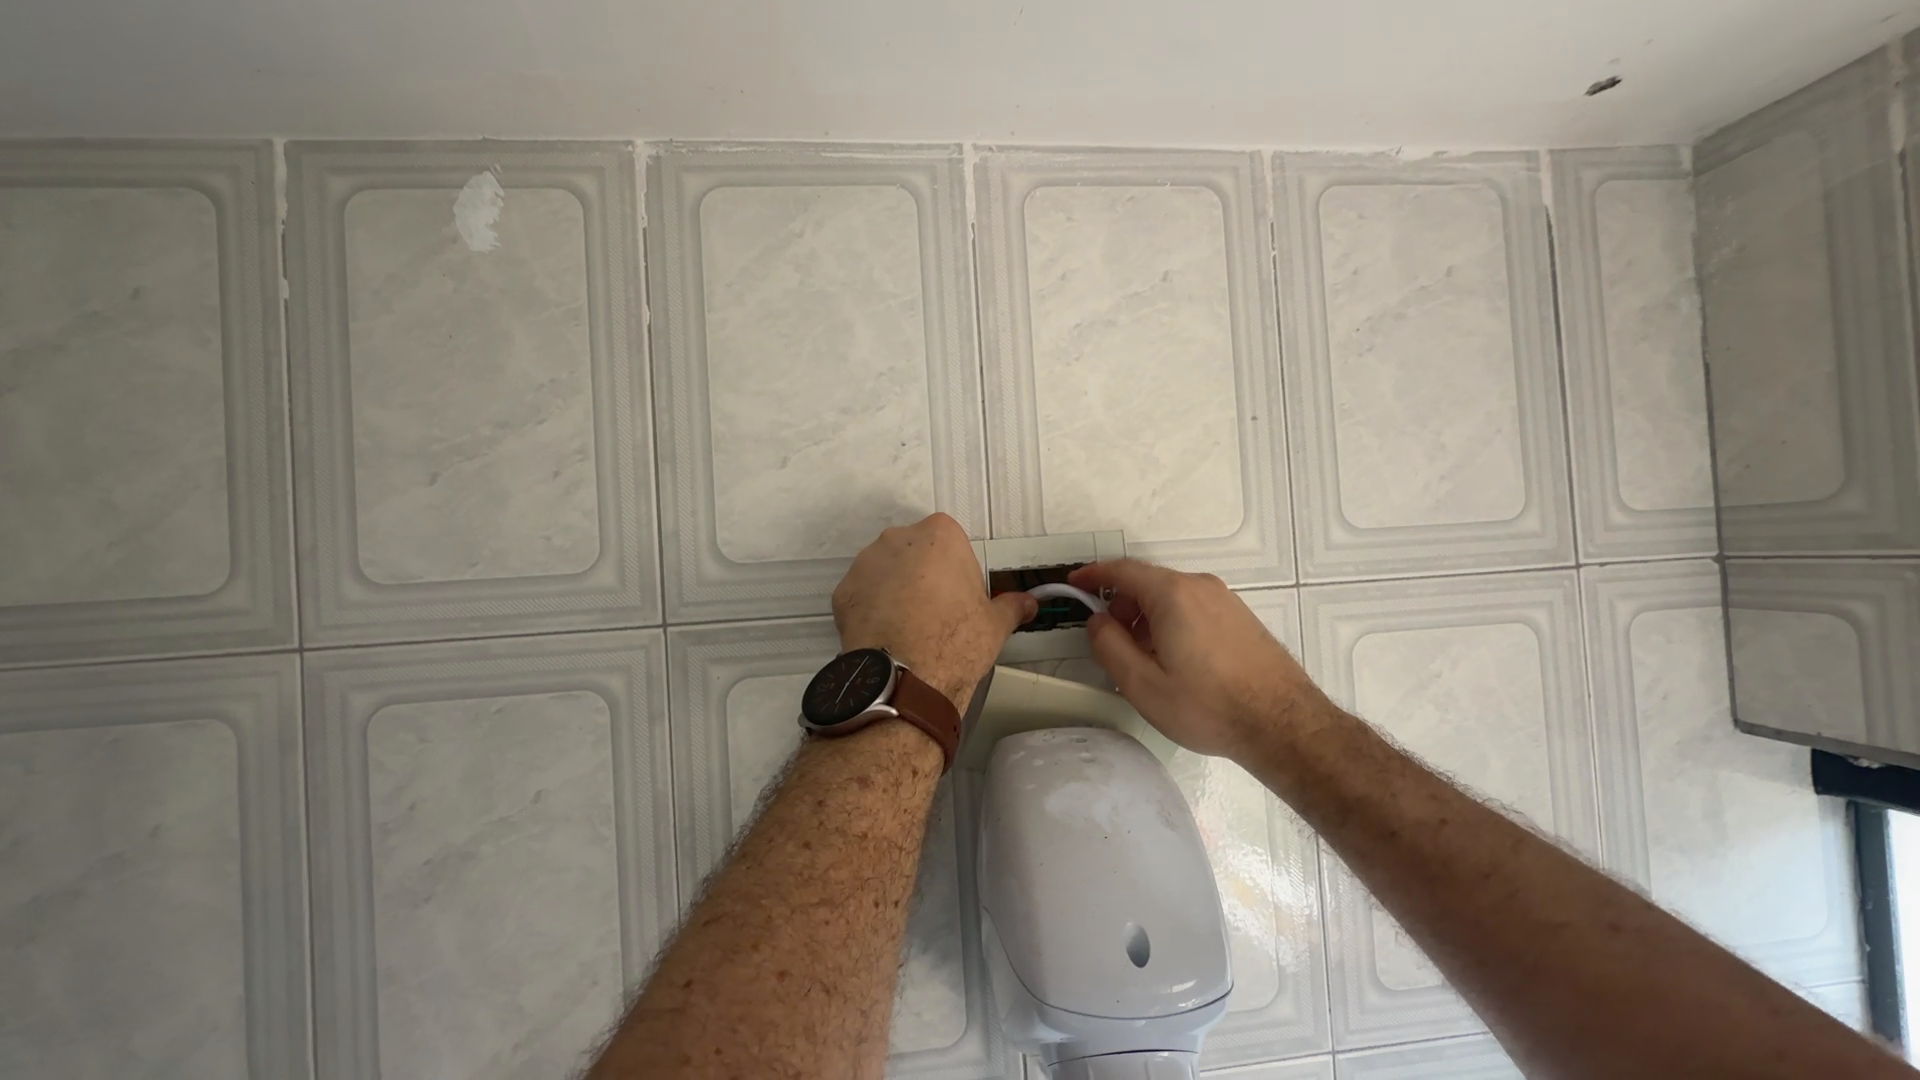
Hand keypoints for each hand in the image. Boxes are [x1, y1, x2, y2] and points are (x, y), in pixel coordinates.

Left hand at [833, 514, 1036, 711]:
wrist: (906, 678)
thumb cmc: (956, 641)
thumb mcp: (996, 624)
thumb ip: (1011, 606)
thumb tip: (1027, 604)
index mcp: (939, 535)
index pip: (951, 541)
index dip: (956, 570)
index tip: (961, 595)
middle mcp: (898, 540)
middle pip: (915, 552)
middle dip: (923, 575)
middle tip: (937, 612)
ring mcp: (865, 564)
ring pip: (886, 571)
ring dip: (895, 591)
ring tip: (910, 628)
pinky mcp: (843, 592)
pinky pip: (863, 595)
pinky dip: (873, 610)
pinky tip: (888, 635)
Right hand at [1069, 559, 1329, 759]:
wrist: (1284, 725)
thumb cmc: (1208, 706)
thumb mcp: (1143, 684)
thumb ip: (1110, 646)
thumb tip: (1097, 620)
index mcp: (1172, 595)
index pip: (1123, 571)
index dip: (1093, 575)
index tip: (1074, 583)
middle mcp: (1200, 587)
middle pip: (1149, 582)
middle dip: (1121, 604)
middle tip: (1110, 639)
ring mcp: (1226, 600)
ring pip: (1172, 596)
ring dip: (1147, 616)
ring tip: (1142, 657)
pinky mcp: (1241, 618)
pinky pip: (1194, 607)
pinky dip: (1172, 621)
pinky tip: (1175, 659)